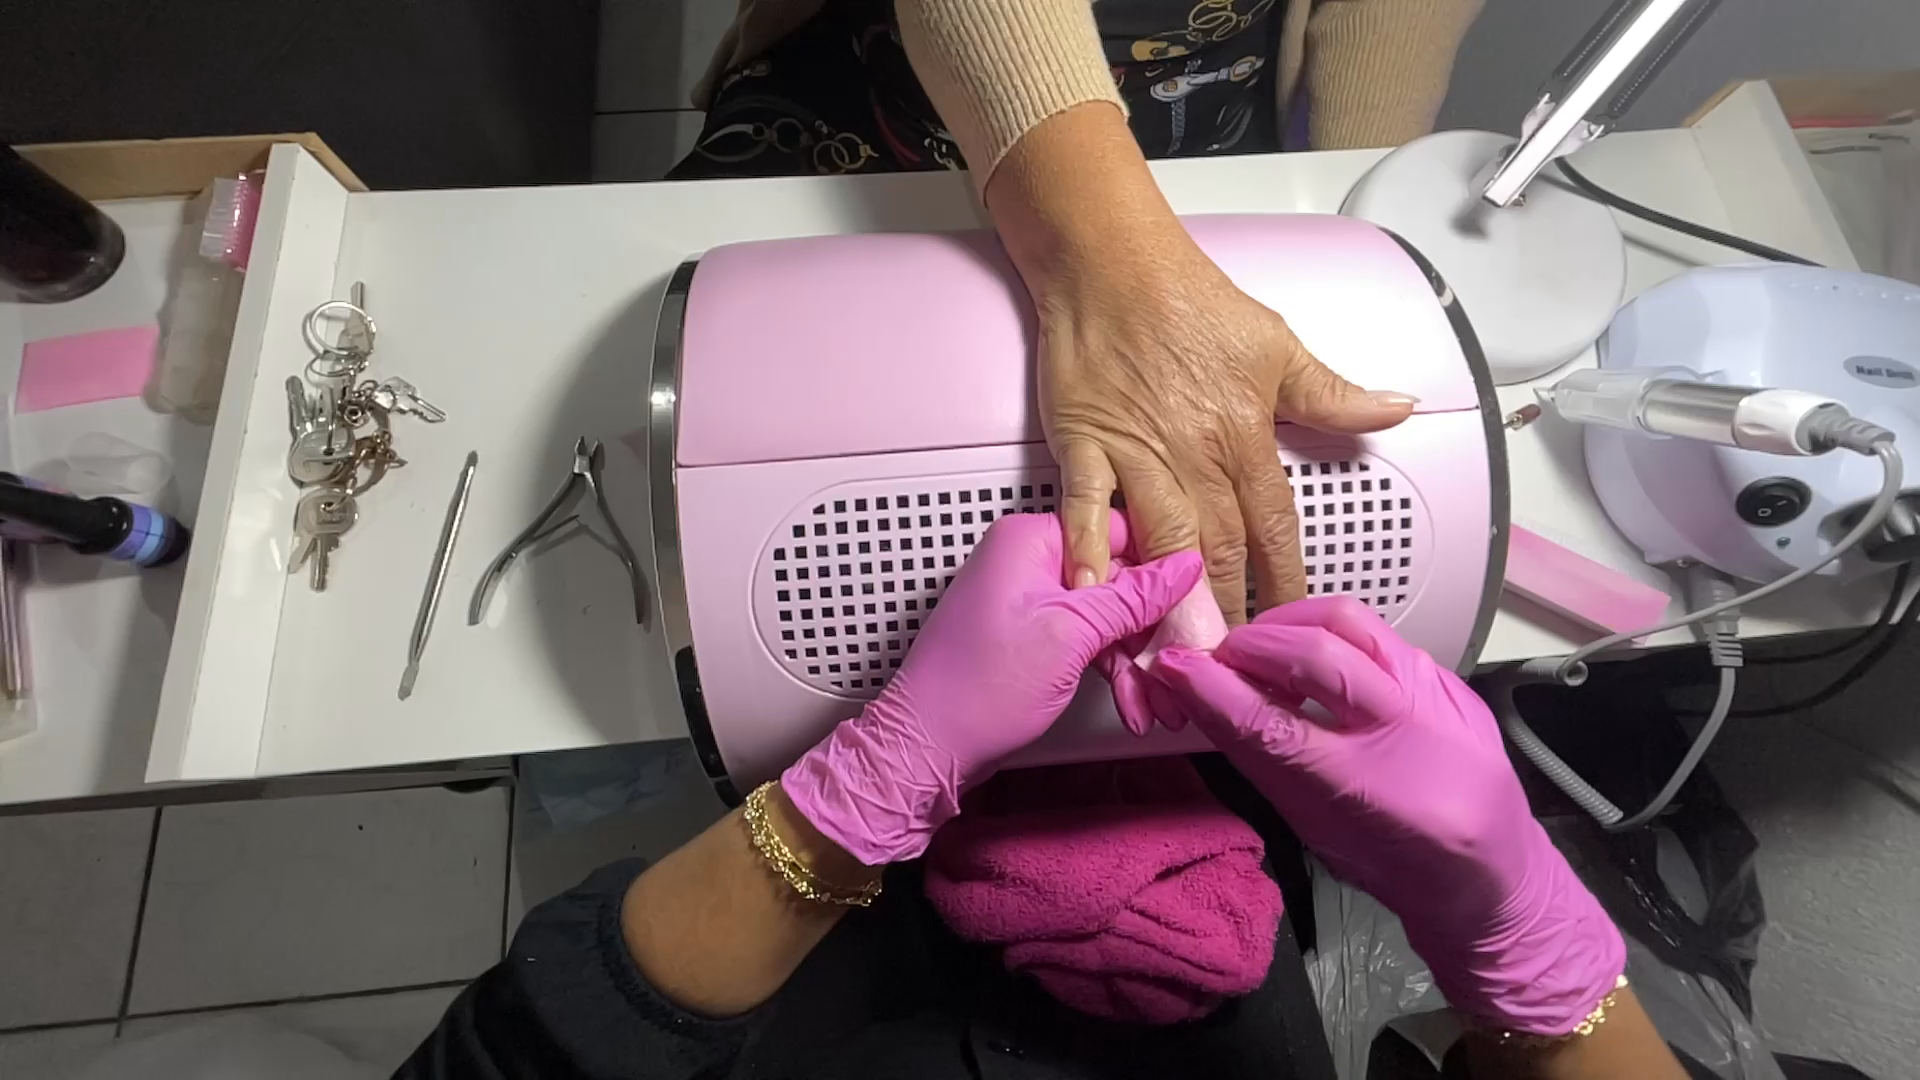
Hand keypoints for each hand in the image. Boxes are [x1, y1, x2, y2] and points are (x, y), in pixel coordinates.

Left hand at [783, 511, 1202, 864]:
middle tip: (1173, 666)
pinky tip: (1128, 701)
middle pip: (1113, 577)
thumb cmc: (979, 689)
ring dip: (1130, 658)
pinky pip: (1080, 635)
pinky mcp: (1027, 632)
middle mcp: (1025, 559)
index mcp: (1029, 539)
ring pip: (1101, 613)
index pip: (1115, 530)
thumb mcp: (1071, 635)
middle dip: (1146, 629)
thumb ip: (1132, 597)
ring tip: (1152, 701)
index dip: (1158, 567)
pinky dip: (1105, 666)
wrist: (926, 745)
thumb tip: (1180, 566)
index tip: (1190, 601)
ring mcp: (1025, 597)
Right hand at [983, 105, 1414, 622]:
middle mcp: (1195, 455)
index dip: (1286, 581)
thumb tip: (1395, 409)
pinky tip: (1090, 587)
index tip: (1293, 627)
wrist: (1113, 266)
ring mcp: (1138, 452)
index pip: (1273, 525)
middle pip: (1220, 548)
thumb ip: (1331, 392)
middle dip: (1231, 612)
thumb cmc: (1188, 301)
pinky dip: (1088, 544)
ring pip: (1165, 536)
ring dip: (1175, 598)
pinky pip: (1087, 502)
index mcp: (1243, 435)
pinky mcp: (1086, 443)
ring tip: (1180, 654)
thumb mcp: (1275, 343)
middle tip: (1235, 667)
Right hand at [1152, 597, 1625, 1034]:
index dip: (1215, 690)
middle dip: (1251, 645)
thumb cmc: (1390, 863)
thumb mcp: (1310, 823)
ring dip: (1287, 625)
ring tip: (1260, 649)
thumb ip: (1253, 753)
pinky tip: (1305, 656)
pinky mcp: (1451, 678)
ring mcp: (1446, 698)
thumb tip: (1195, 693)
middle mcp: (1425, 736)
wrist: (1494, 880)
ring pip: (1352, 622)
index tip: (1173, 665)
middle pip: (1320, 653)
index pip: (1277, 727)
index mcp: (1381, 796)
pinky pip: (1375, 632)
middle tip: (1218, 658)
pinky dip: (1322, 633)